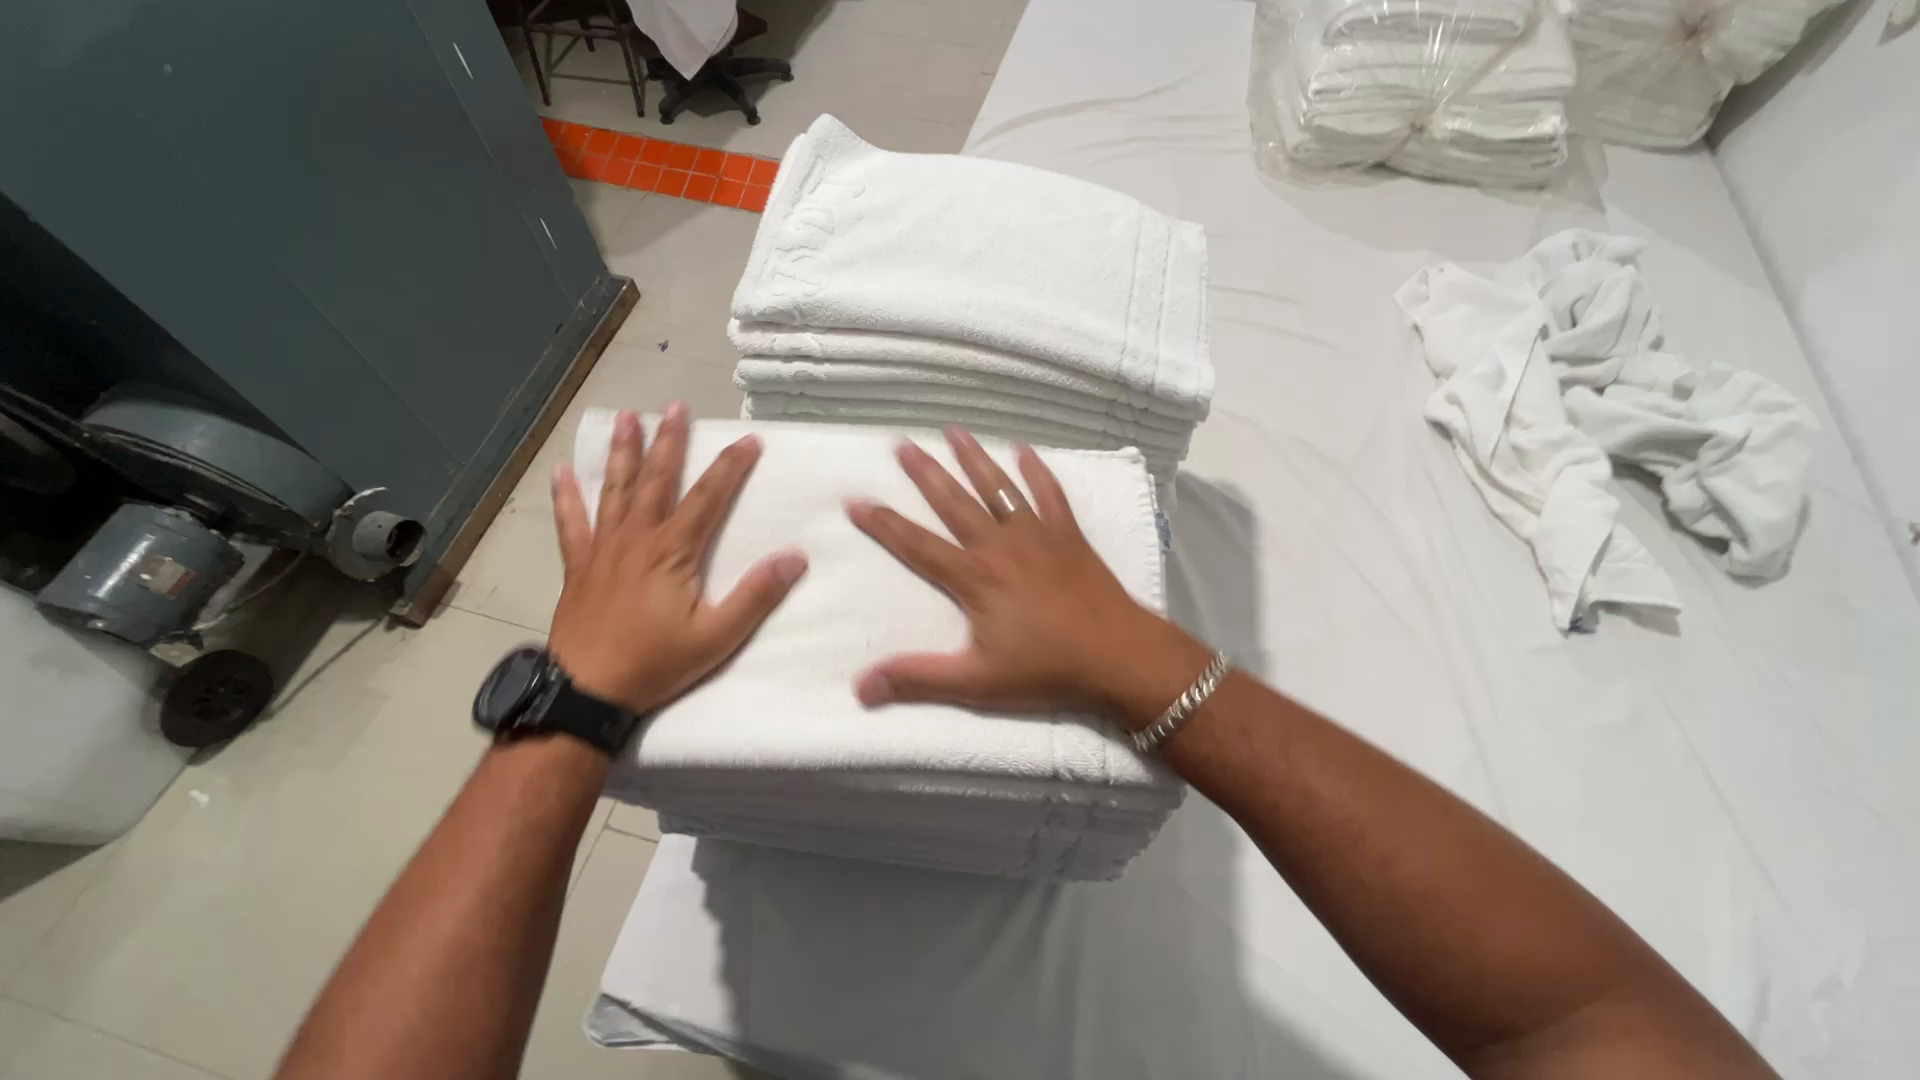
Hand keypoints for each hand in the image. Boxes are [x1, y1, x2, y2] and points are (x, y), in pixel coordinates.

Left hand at [548, 405, 806, 712]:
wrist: (586, 690)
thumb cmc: (656, 663)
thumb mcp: (718, 636)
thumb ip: (756, 595)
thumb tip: (795, 557)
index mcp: (672, 552)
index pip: (707, 498)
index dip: (730, 467)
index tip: (749, 440)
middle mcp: (636, 539)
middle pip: (656, 480)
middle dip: (670, 441)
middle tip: (676, 407)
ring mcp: (602, 549)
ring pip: (615, 490)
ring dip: (623, 453)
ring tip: (626, 418)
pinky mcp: (578, 567)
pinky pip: (571, 523)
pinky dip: (567, 497)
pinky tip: (561, 472)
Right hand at [846, 427, 1204, 727]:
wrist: (1118, 654)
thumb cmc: (1046, 669)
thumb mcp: (976, 682)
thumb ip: (918, 680)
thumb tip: (860, 687)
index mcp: (974, 578)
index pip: (917, 545)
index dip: (884, 524)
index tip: (855, 501)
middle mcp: (1000, 546)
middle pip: (954, 501)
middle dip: (925, 472)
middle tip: (903, 444)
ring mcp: (1037, 535)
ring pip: (999, 487)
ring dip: (974, 458)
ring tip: (954, 430)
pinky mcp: (1068, 535)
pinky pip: (1049, 494)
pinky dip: (1037, 470)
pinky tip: (1024, 450)